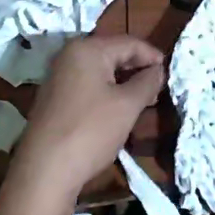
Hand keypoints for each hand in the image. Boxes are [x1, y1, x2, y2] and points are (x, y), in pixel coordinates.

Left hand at [4, 36, 164, 208]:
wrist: (44, 171)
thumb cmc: (91, 130)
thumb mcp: (127, 105)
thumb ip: (147, 82)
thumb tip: (158, 70)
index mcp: (87, 49)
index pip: (130, 43)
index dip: (153, 56)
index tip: (170, 74)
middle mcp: (69, 56)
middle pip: (114, 54)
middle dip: (138, 69)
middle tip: (159, 89)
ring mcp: (59, 77)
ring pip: (101, 71)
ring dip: (124, 83)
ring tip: (144, 101)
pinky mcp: (55, 97)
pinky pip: (88, 85)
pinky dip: (107, 92)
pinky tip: (119, 110)